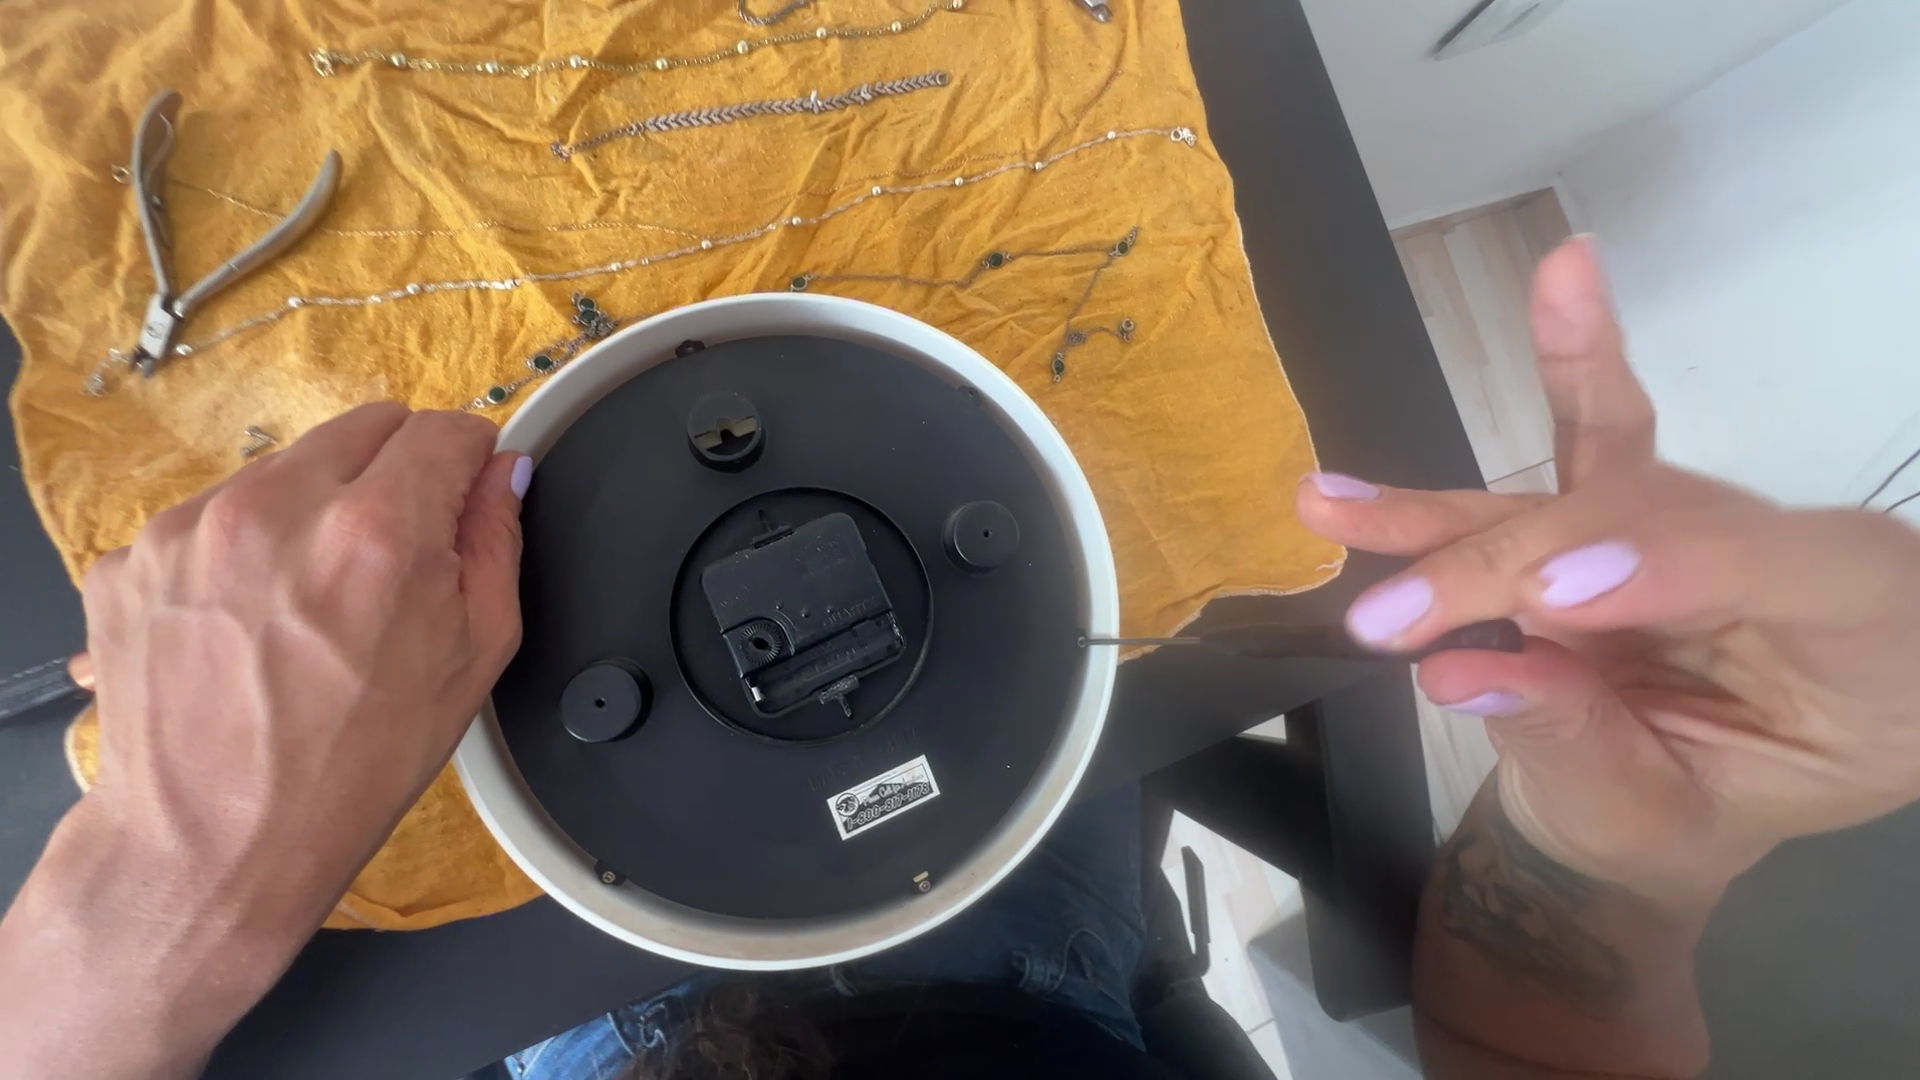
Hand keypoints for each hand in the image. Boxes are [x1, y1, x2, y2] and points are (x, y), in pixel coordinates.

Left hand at [2, 403, 528, 1076]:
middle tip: (414, 536)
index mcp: (379, 531)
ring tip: (332, 581)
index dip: (477, 456)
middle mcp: (277, 506)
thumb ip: (498, 538)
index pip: (446, 429)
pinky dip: (265, 532)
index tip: (475, 491)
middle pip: (371, 423)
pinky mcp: (131, 554)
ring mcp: (189, 526)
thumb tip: (506, 472)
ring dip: (334, 496)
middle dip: (409, 462)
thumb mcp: (481, 645)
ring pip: (296, 460)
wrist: (218, 837)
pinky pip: (226, 506)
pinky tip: (268, 603)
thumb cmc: (374, 748)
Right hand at [1299, 238, 1919, 906]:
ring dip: (1443, 508)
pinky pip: (1583, 431)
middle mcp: (1787, 562)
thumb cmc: (1660, 818)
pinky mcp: (1603, 507)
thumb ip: (1561, 735)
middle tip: (1393, 619)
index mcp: (1872, 655)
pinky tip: (1564, 274)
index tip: (1544, 596)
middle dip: (1498, 567)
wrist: (1635, 805)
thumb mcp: (1632, 811)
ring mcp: (1684, 524)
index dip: (1660, 565)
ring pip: (1573, 481)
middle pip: (1637, 520)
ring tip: (1333, 500)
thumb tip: (1454, 672)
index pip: (1788, 574)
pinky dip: (1558, 368)